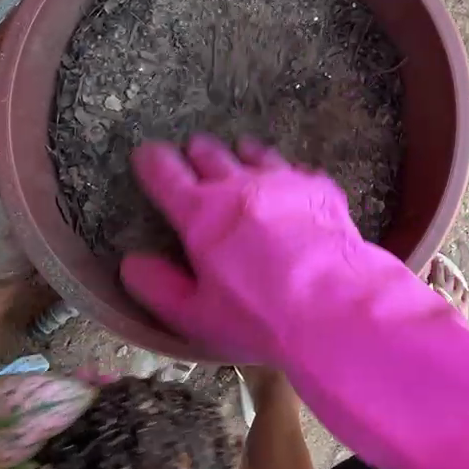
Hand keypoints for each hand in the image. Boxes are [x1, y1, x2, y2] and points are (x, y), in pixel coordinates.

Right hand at [119, 135, 406, 362]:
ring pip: (256, 154)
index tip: (146, 153)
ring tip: (241, 151)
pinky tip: (291, 182)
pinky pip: (296, 170)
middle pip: (211, 155)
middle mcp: (239, 185)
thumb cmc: (259, 318)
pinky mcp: (318, 187)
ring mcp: (282, 181)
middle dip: (198, 152)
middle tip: (194, 150)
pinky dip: (287, 174)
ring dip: (243, 154)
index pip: (165, 174)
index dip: (152, 161)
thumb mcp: (196, 317)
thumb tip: (132, 263)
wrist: (337, 304)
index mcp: (201, 214)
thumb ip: (159, 288)